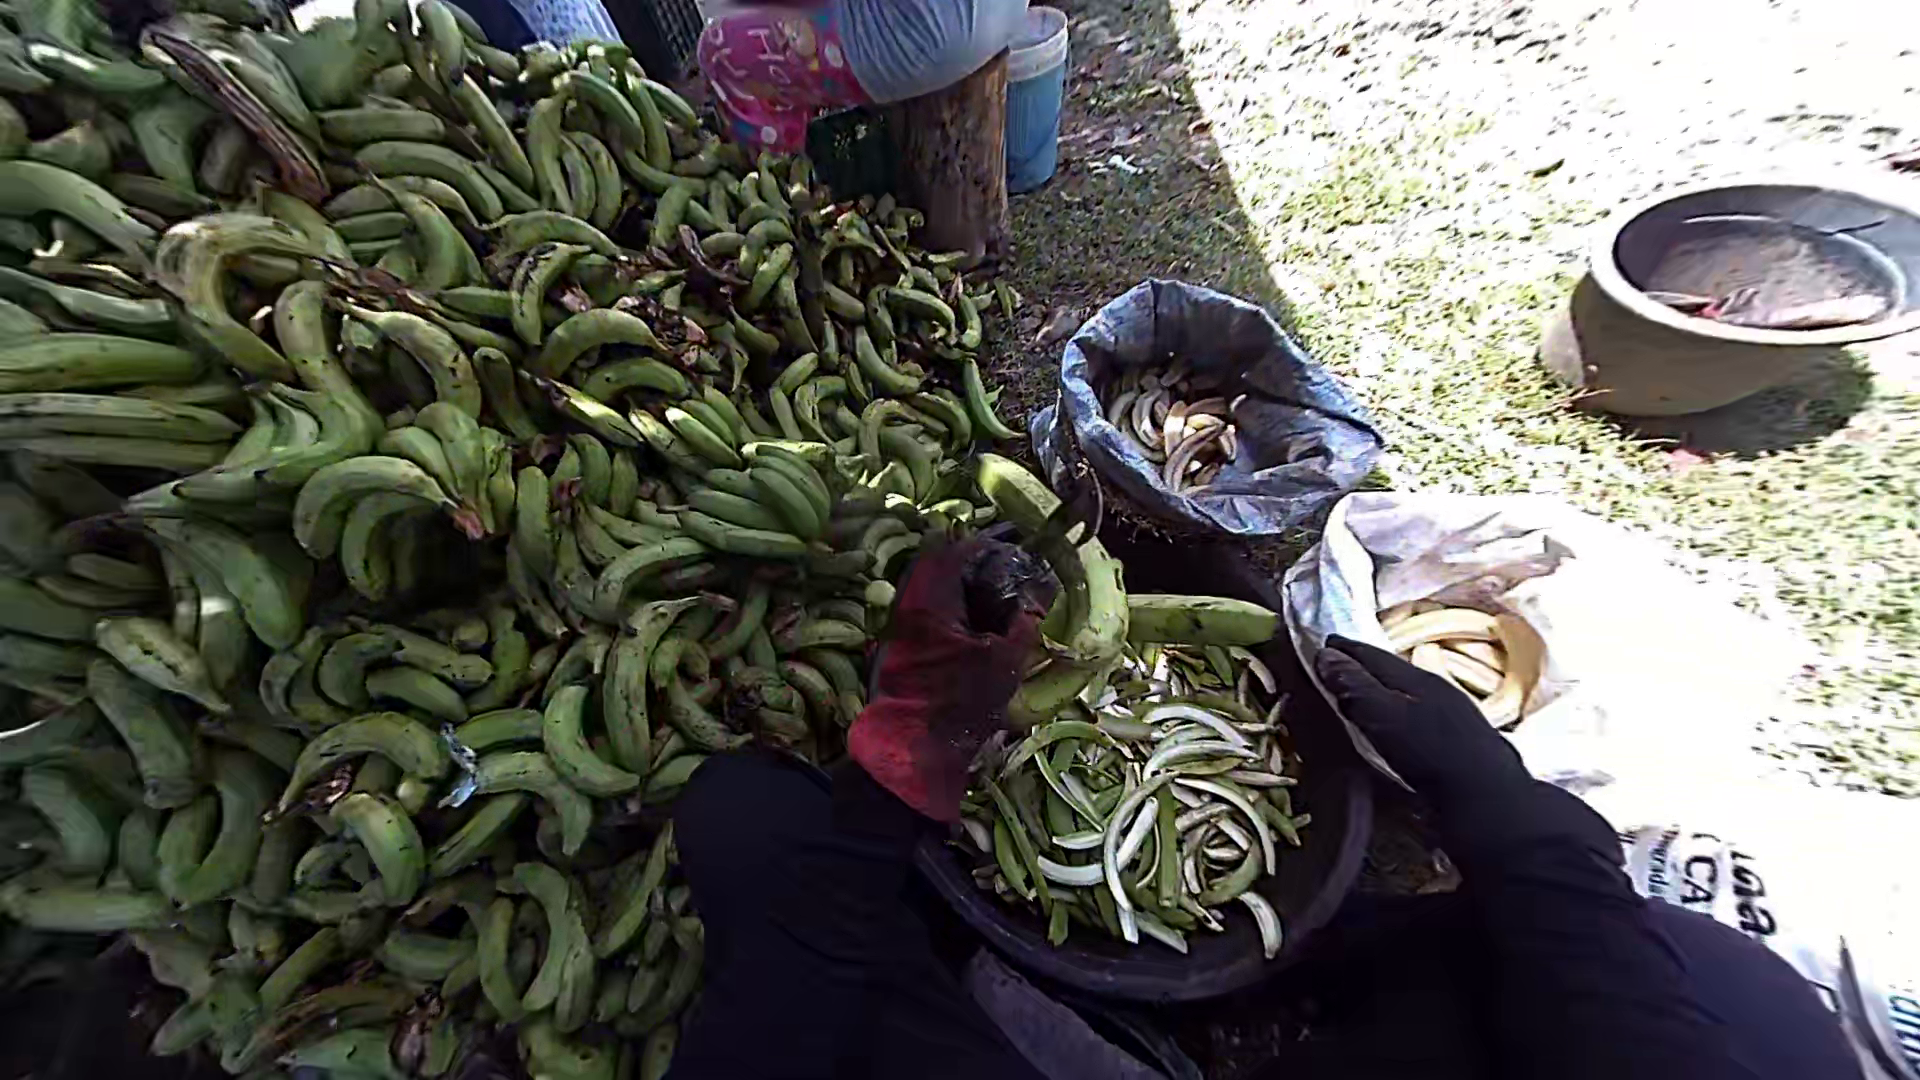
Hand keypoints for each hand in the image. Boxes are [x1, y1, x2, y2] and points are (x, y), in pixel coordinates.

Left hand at [848, 537, 1044, 821]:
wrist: (912, 749)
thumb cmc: (959, 702)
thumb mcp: (1004, 661)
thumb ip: (1025, 623)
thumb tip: (1038, 598)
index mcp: (930, 599)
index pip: (954, 551)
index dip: (986, 548)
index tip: (1012, 555)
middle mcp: (908, 603)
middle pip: (940, 564)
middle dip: (974, 565)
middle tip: (1004, 575)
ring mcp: (899, 623)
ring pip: (932, 586)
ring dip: (961, 586)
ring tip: (994, 598)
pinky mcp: (899, 642)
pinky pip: (926, 609)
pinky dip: (950, 607)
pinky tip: (974, 623)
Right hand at [1314, 634, 1529, 806]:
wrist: (1492, 802)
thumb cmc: (1427, 752)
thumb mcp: (1380, 715)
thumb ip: (1352, 685)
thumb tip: (1325, 655)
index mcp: (1414, 677)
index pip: (1370, 653)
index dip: (1345, 647)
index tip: (1325, 642)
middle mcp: (1436, 687)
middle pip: (1391, 668)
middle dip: (1364, 663)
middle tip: (1339, 662)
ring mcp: (1454, 713)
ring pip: (1408, 688)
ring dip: (1383, 685)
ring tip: (1364, 689)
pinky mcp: (1464, 739)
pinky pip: (1420, 708)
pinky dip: (1401, 705)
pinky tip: (1400, 718)